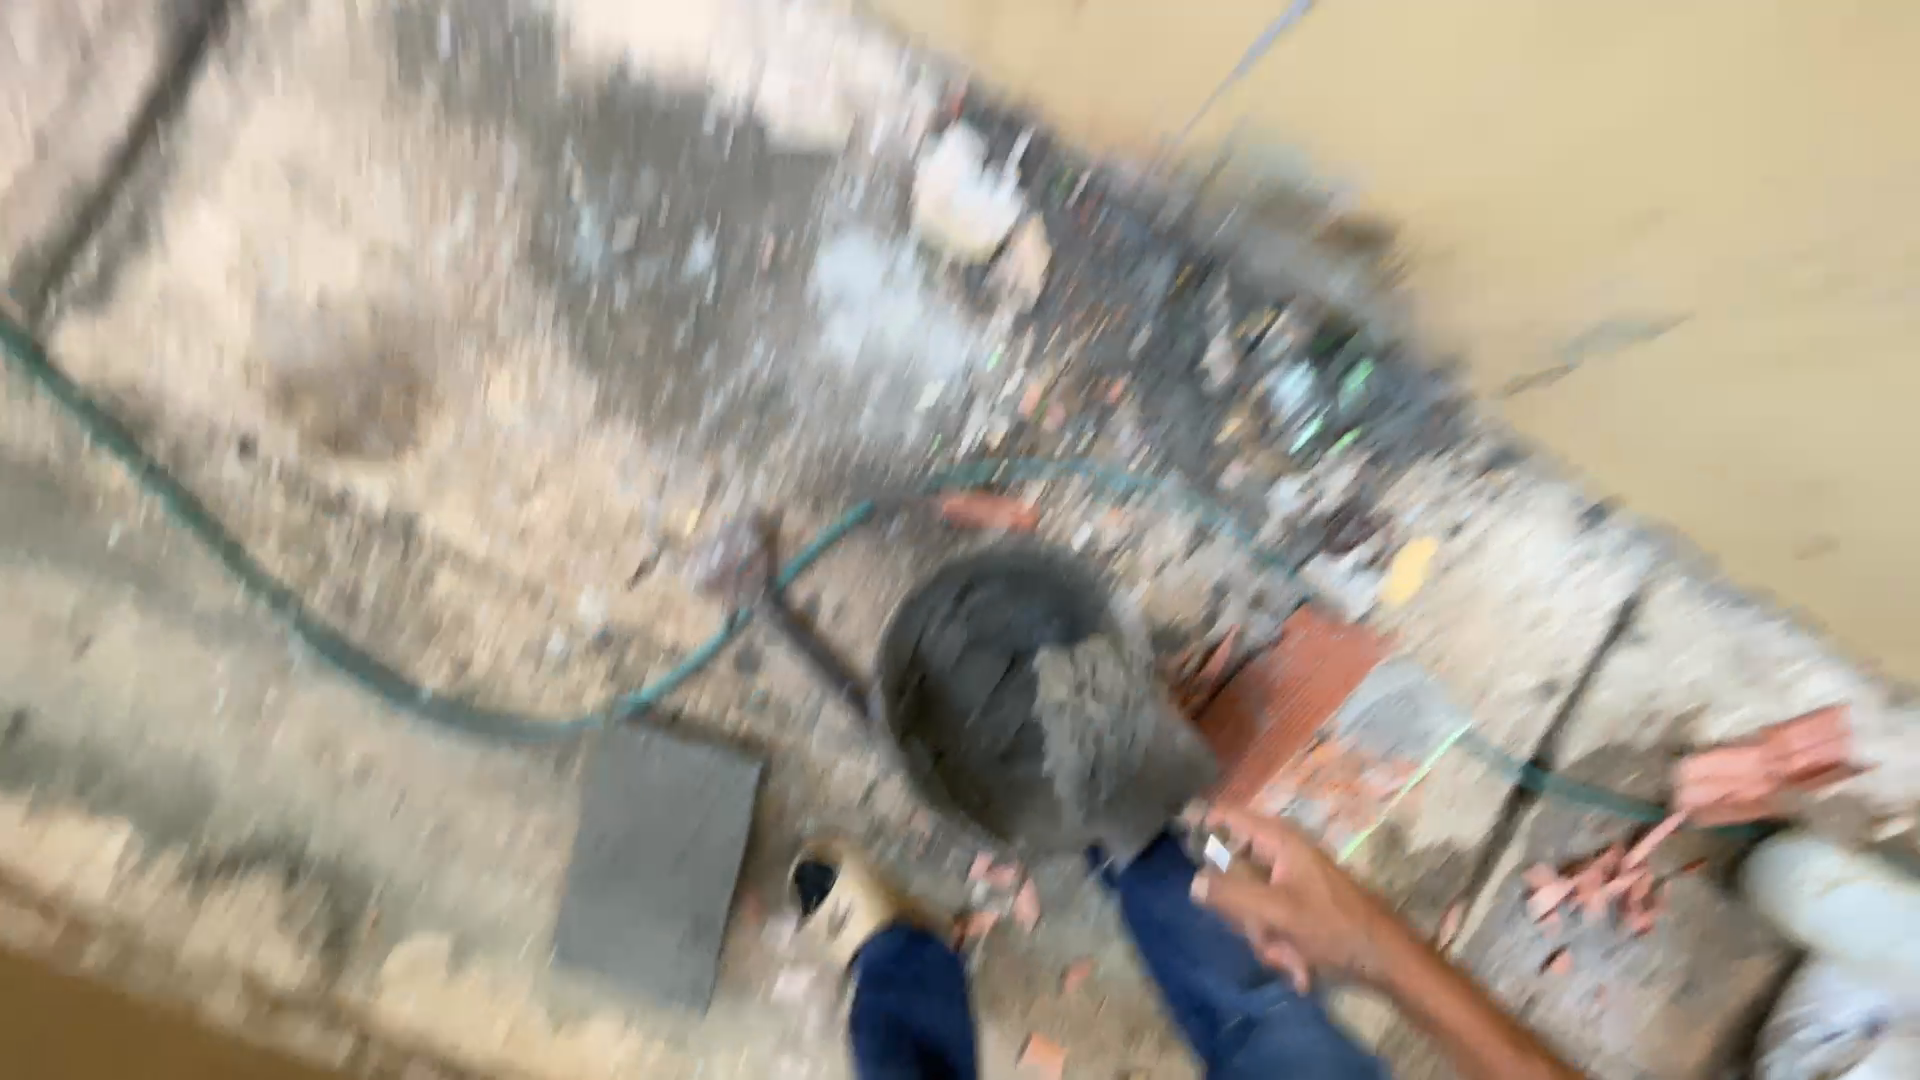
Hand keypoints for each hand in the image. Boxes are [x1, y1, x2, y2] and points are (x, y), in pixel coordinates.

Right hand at [1191, 805, 1406, 991]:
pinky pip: (1270, 918)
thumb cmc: (1334, 927)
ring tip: (1289, 957)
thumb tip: (1193, 879)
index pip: (1227, 815)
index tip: (1178, 838)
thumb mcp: (1277, 912)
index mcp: (1277, 839)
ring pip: (1250, 901)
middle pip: (1234, 869)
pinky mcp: (1299, 904)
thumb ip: (1231, 895)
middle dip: (1243, 911)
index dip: (1201, 822)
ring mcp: (1290, 879)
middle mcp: (1281, 852)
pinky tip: (1299, 967)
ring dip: (1263, 934)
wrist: (1391, 963)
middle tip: (1257, 931)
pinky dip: (1279, 943)